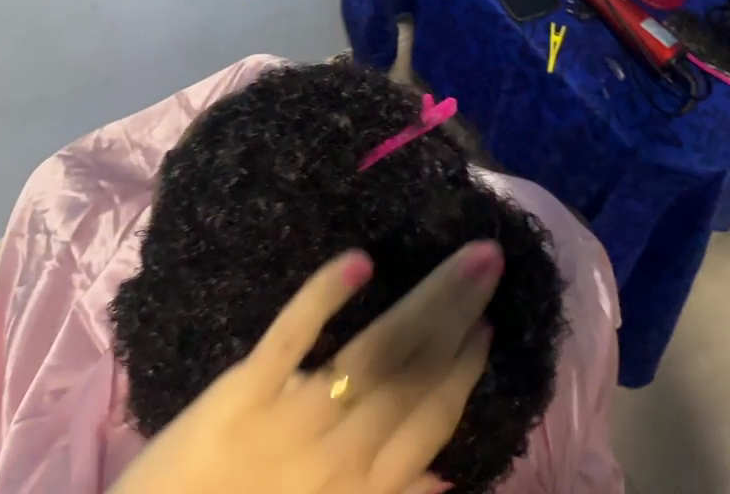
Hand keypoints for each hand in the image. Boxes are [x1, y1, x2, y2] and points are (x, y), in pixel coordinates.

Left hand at [108, 241, 504, 493]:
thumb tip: (450, 481)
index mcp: (365, 490)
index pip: (432, 422)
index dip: (465, 370)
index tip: (489, 321)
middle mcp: (341, 456)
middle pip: (413, 375)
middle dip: (457, 313)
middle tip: (488, 258)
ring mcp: (290, 421)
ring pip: (373, 356)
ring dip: (424, 301)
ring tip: (460, 258)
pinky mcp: (240, 394)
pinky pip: (289, 341)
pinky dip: (323, 299)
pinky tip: (358, 261)